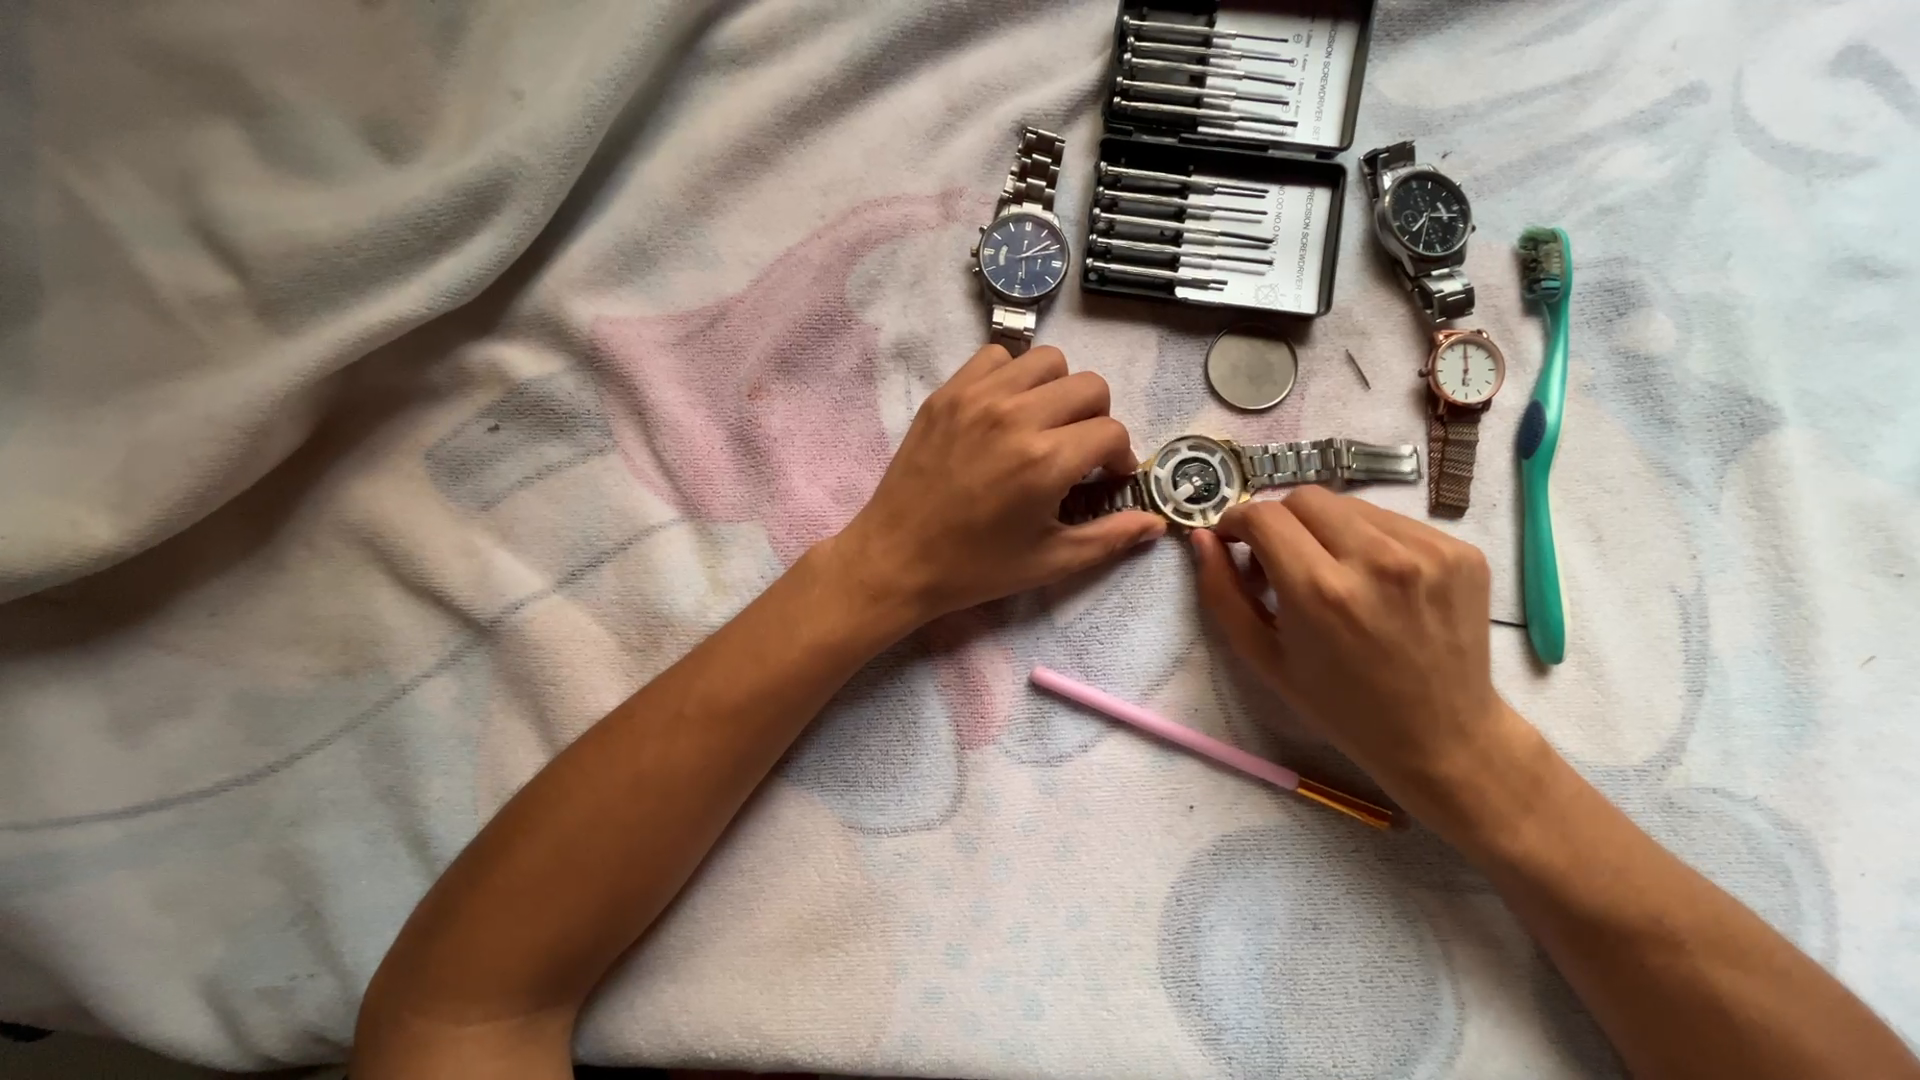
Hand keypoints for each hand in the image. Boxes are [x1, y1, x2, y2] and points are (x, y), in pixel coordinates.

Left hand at [827, 344, 1164, 622]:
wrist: (896, 559)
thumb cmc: (975, 568)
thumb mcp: (1050, 561)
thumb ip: (1110, 536)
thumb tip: (1158, 522)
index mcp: (1045, 461)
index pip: (1111, 431)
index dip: (1118, 457)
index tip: (1105, 477)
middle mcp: (1016, 417)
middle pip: (1089, 385)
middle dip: (1097, 418)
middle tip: (1078, 450)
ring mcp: (977, 398)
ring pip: (1046, 361)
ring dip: (1058, 390)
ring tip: (1044, 424)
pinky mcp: (947, 393)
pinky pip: (995, 357)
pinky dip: (1011, 376)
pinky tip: (1005, 411)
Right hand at [1191, 487, 1524, 818]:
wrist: (1439, 734)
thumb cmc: (1339, 704)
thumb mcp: (1264, 658)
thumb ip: (1223, 593)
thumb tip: (1202, 538)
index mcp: (1320, 591)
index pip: (1263, 516)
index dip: (1237, 521)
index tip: (1234, 540)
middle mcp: (1376, 560)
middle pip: (1305, 498)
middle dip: (1280, 520)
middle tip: (1280, 559)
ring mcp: (1426, 552)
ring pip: (1350, 505)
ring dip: (1327, 529)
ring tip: (1332, 572)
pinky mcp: (1461, 551)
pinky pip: (1394, 522)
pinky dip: (1371, 540)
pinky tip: (1375, 581)